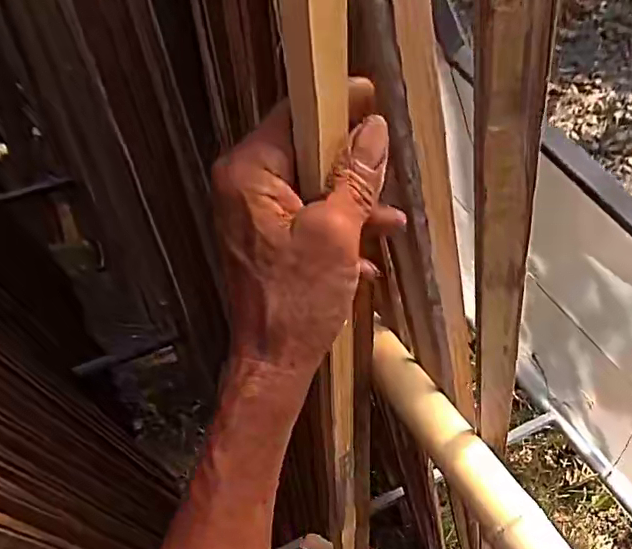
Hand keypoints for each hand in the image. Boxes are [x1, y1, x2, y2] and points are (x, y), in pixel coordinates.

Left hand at [210, 78, 405, 377]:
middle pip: (306, 153)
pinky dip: (338, 233)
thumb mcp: (337, 235)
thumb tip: (373, 133)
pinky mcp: (268, 245)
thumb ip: (355, 180)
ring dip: (352, 206)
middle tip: (384, 171)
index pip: (296, 114)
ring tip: (388, 220)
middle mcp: (244, 190)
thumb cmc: (295, 306)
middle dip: (351, 168)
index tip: (372, 102)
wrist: (275, 362)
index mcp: (249, 174)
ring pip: (312, 192)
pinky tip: (366, 254)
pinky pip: (307, 222)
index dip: (338, 106)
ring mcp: (255, 219)